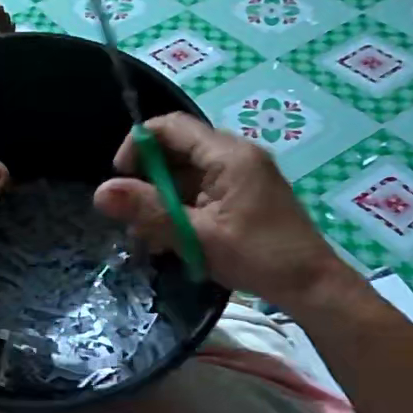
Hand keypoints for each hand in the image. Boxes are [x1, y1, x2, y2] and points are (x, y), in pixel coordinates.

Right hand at [94, 113, 353, 311]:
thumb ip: (151, 211)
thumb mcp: (199, 236)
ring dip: (164, 202)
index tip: (121, 181)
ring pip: (188, 176)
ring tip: (150, 239)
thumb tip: (101, 192)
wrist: (311, 285)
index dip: (138, 146)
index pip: (171, 127)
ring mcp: (242, 175)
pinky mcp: (244, 196)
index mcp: (229, 154)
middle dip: (149, 182)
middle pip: (177, 152)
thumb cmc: (259, 257)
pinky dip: (183, 211)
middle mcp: (236, 155)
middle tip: (133, 220)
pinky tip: (172, 241)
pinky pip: (203, 192)